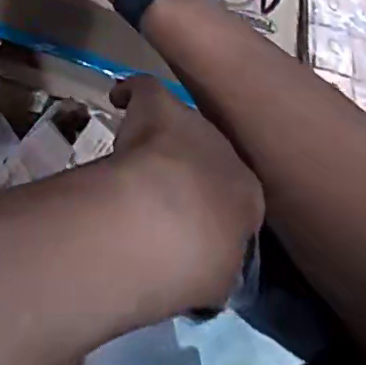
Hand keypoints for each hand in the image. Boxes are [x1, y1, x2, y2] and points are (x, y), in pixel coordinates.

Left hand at [111, 76, 263, 308]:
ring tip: (139, 145)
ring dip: (161, 134)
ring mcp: (191, 122)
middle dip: (188, 164)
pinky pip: (145, 89)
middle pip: (206, 150)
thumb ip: (212, 263)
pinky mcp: (158, 103)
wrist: (171, 218)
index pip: (235, 190)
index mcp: (247, 194)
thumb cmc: (199, 255)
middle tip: (162, 183)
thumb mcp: (216, 275)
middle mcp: (224, 150)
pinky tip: (119, 97)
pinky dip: (131, 93)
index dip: (212, 199)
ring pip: (177, 120)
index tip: (192, 212)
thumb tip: (199, 267)